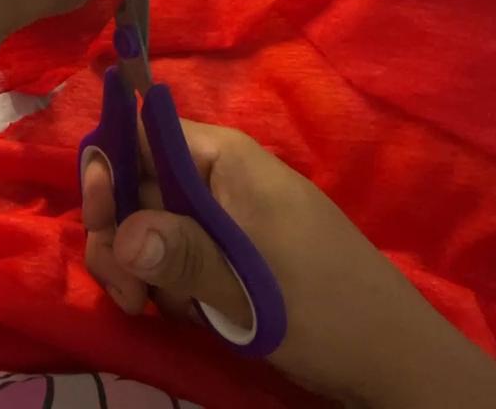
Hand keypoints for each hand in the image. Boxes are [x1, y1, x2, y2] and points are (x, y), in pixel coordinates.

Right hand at [83, 120, 495, 407]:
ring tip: (143, 305)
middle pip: (135, 181)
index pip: (140, 133)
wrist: (396, 361)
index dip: (108, 168)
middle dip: (116, 231)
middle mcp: (214, 173)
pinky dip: (158, 277)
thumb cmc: (327, 309)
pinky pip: (171, 247)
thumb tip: (118, 236)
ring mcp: (218, 211)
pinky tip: (169, 307)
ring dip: (132, 262)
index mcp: (222, 156)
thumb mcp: (250, 287)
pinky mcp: (223, 246)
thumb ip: (181, 254)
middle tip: (124, 290)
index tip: (99, 221)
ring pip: (147, 219)